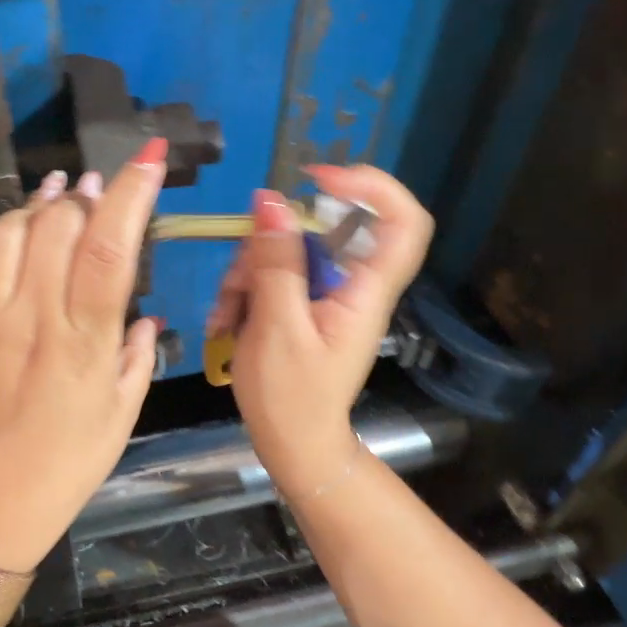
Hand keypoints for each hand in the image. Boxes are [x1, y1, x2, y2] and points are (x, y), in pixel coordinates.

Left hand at [0, 144, 166, 570]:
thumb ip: (134, 357)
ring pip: (1, 237)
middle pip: (55, 230)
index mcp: (82, 343)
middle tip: (96, 201)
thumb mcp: (121, 416)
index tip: (150, 157)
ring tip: (50, 197)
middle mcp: (29, 321)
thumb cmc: (66, 467)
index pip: (109, 249)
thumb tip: (141, 316)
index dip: (131, 194)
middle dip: (83, 200)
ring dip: (29, 207)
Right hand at [206, 165, 433, 484]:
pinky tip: (225, 323)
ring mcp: (326, 296)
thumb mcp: (276, 326)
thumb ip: (276, 262)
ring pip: (287, 253)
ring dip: (247, 275)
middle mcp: (353, 286)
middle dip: (269, 246)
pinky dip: (245, 293)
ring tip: (225, 315)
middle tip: (239, 277)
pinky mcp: (304, 307)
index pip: (402, 223)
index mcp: (365, 291)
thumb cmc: (291, 396)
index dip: (372, 187)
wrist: (293, 446)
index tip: (320, 179)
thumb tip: (272, 201)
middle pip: (321, 233)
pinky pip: (274, 278)